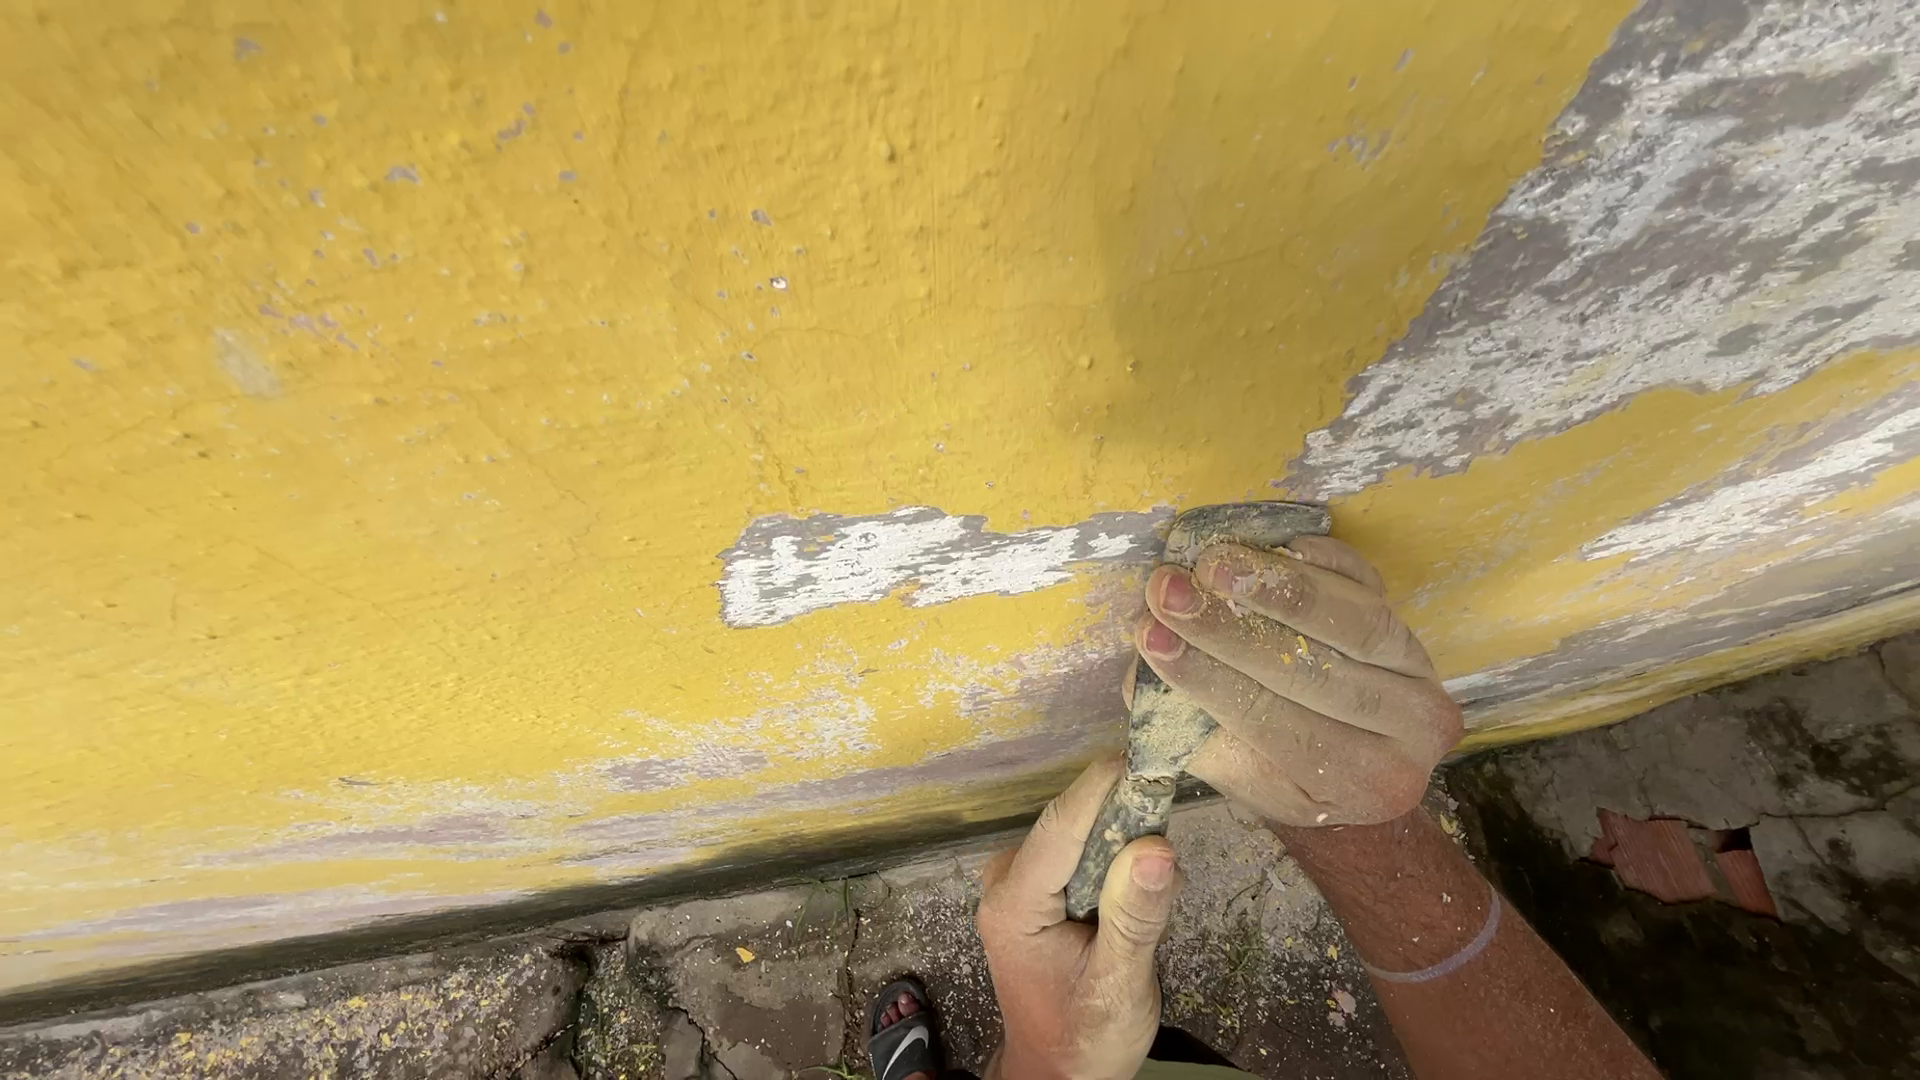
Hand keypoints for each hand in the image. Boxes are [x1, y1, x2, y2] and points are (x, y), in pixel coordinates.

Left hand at [976, 756, 1184, 1079]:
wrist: (1057, 1070)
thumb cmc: (1084, 1038)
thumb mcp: (1119, 987)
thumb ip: (1136, 918)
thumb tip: (1157, 847)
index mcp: (1013, 904)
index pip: (1059, 828)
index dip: (1098, 788)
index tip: (1138, 757)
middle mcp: (1005, 880)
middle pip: (1068, 826)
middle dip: (1118, 814)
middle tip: (1166, 803)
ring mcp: (1016, 879)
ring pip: (1075, 835)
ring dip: (1118, 836)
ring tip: (1158, 852)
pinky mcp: (1032, 884)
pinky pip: (1076, 851)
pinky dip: (1109, 855)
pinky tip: (1135, 877)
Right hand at [1132, 534, 1461, 825]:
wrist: (1345, 749)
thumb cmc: (1272, 760)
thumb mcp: (1226, 763)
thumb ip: (1184, 718)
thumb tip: (1143, 659)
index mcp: (1353, 786)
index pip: (1272, 722)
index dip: (1206, 677)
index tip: (1151, 637)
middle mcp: (1408, 738)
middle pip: (1312, 671)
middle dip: (1229, 628)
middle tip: (1169, 591)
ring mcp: (1421, 675)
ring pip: (1352, 624)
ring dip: (1272, 587)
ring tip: (1209, 563)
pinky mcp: (1410, 621)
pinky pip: (1366, 580)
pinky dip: (1316, 560)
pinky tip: (1263, 547)